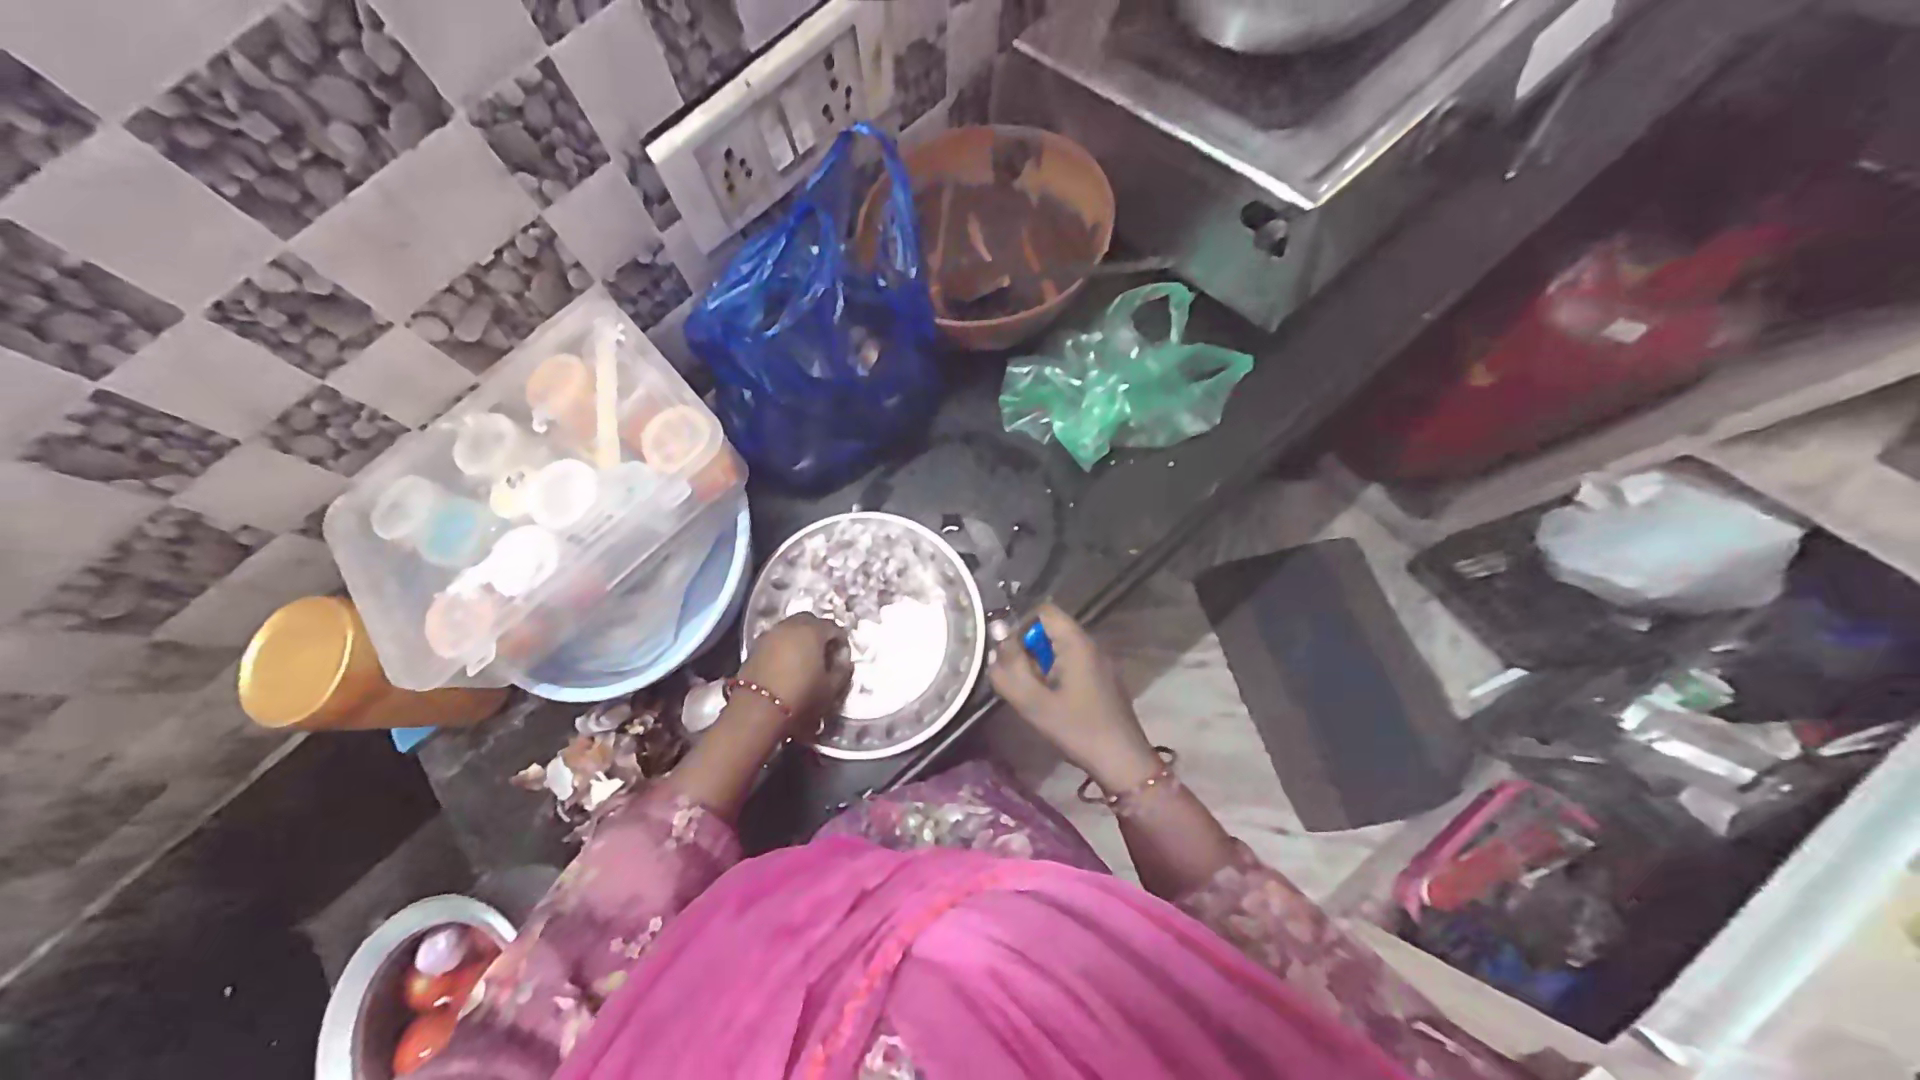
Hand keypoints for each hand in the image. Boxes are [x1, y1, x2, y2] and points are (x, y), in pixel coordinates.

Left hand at [737, 613, 852, 737]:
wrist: (756, 711)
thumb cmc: (800, 697)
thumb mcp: (831, 688)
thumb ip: (842, 670)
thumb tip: (842, 659)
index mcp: (812, 630)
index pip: (834, 627)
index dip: (841, 641)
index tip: (842, 658)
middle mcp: (790, 625)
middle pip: (810, 622)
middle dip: (819, 634)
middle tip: (824, 654)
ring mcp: (770, 634)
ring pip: (790, 629)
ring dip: (800, 639)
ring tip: (805, 660)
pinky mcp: (754, 647)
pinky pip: (776, 640)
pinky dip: (784, 647)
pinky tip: (787, 665)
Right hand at [988, 603, 1159, 791]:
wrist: (1122, 761)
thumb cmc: (1077, 729)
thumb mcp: (1033, 704)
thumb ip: (1009, 672)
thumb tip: (997, 646)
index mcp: (1076, 643)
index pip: (1044, 610)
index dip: (1021, 625)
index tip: (1009, 654)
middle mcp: (1092, 645)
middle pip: (1051, 629)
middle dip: (1029, 649)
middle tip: (1019, 679)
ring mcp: (1101, 662)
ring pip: (1061, 648)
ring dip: (1041, 664)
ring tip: (1033, 694)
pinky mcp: (1104, 679)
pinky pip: (1073, 663)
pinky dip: (1057, 674)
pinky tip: (1053, 702)